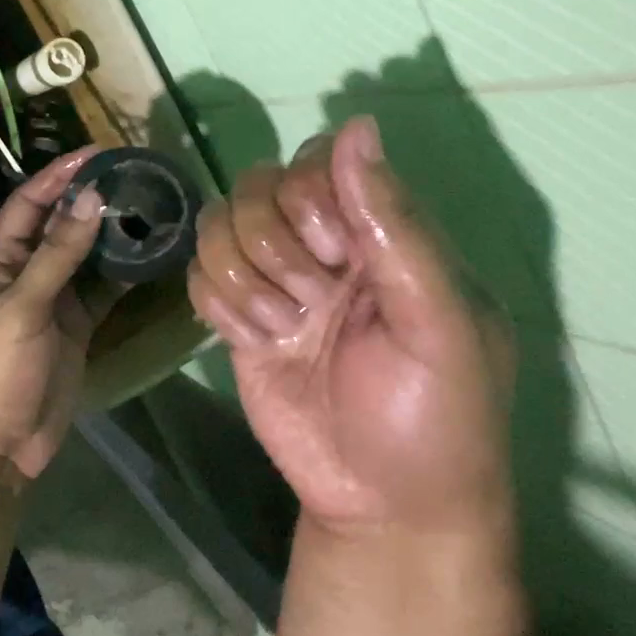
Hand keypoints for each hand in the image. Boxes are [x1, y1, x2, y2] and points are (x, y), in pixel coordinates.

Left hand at [0, 148, 119, 481]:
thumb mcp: (22, 308)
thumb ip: (56, 256)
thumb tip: (89, 200)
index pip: (27, 204)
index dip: (58, 177)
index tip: (97, 154)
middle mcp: (25, 273)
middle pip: (59, 225)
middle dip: (90, 199)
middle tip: (136, 175)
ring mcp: (52, 300)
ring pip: (84, 256)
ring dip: (111, 233)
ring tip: (151, 204)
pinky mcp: (76, 327)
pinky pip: (102, 290)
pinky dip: (124, 272)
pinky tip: (152, 253)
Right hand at [188, 117, 514, 532]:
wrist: (381, 508)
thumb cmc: (434, 419)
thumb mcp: (438, 325)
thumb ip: (396, 227)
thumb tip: (358, 126)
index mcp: (384, 236)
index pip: (318, 161)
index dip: (310, 197)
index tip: (338, 255)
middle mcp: (325, 246)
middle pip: (257, 186)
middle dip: (273, 244)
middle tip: (311, 302)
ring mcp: (275, 281)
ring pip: (218, 225)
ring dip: (242, 280)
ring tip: (283, 329)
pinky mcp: (236, 317)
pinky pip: (197, 275)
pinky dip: (219, 307)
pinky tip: (255, 343)